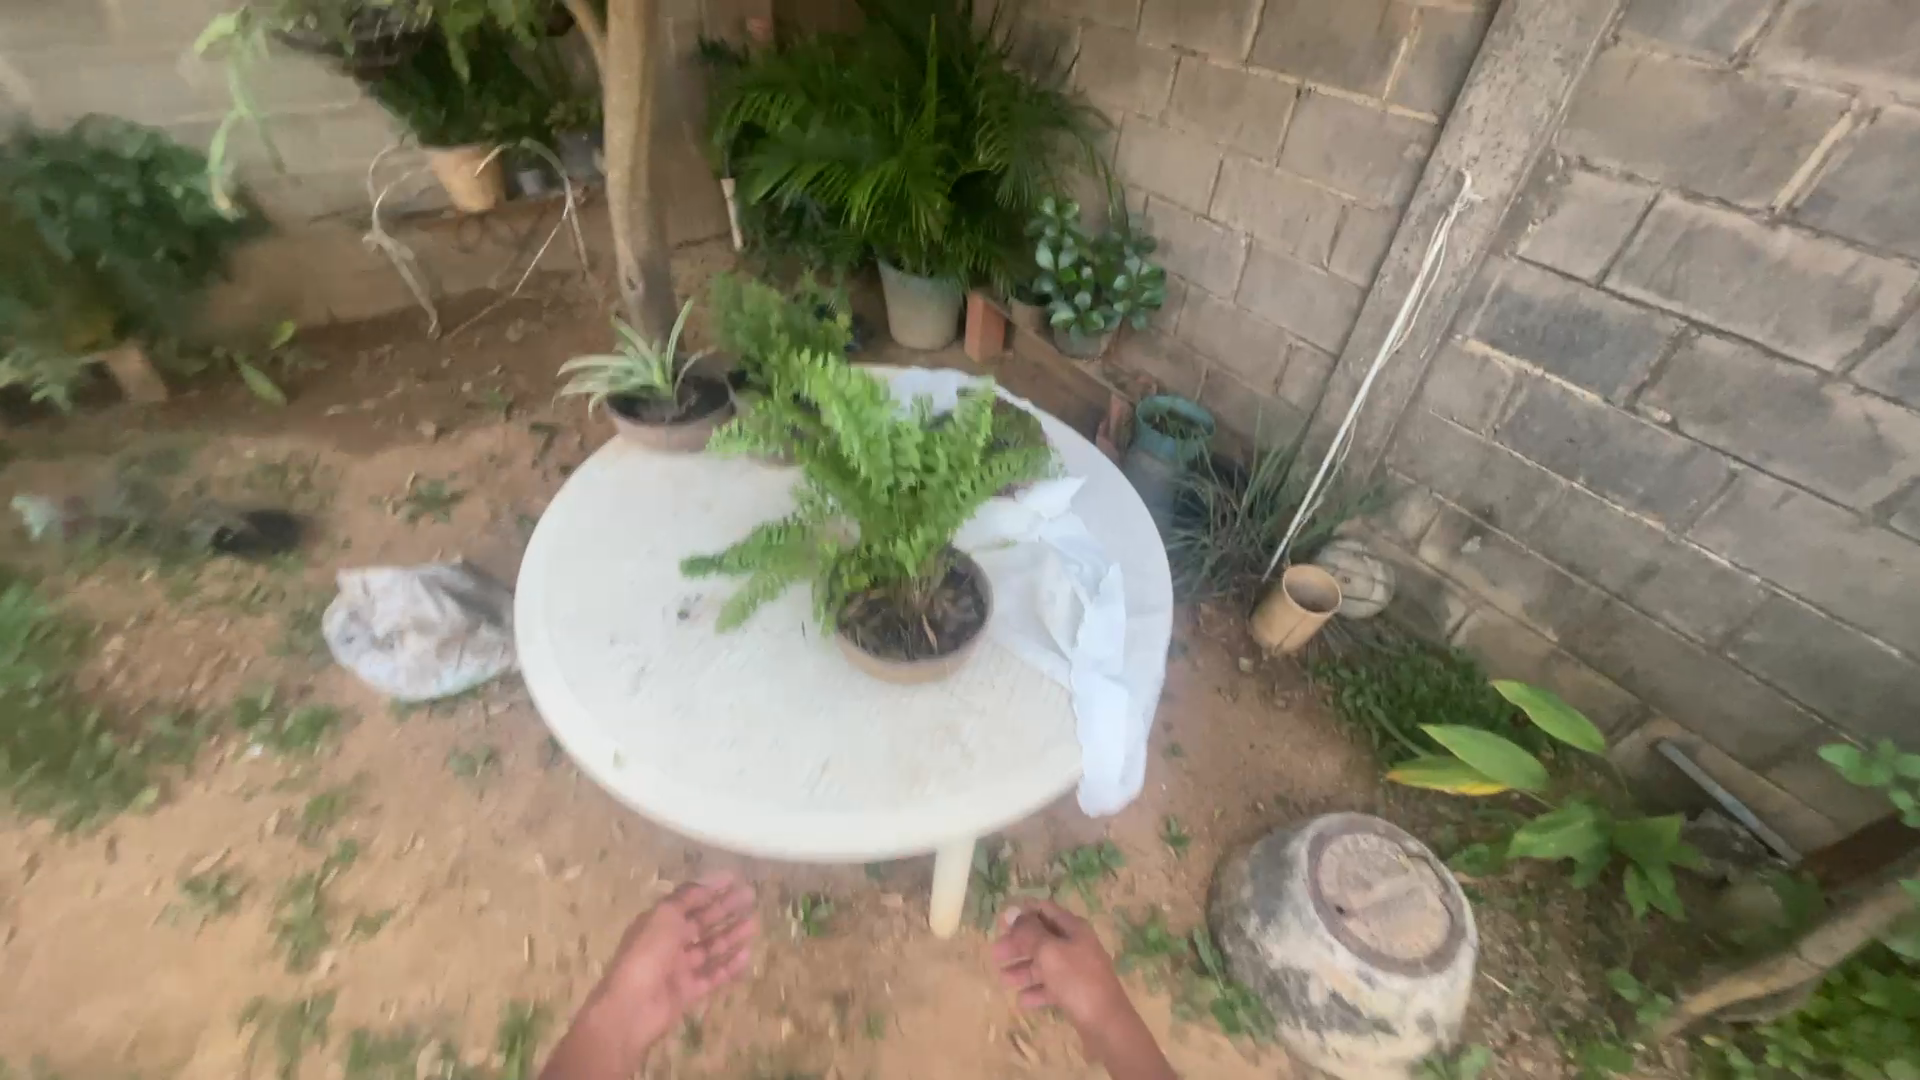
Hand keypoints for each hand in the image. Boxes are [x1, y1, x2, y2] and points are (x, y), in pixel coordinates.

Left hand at [542, 875, 757, 1079]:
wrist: (630, 1009)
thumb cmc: (647, 953)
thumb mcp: (665, 914)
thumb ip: (688, 897)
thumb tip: (708, 882)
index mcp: (659, 922)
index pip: (689, 900)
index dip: (710, 889)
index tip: (734, 878)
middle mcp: (668, 943)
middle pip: (702, 922)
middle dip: (725, 909)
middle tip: (751, 897)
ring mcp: (678, 969)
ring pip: (710, 948)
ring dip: (731, 936)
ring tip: (754, 924)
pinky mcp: (687, 993)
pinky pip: (712, 976)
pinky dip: (729, 966)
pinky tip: (747, 955)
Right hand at [991, 899, 1131, 1027]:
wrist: (1107, 1024)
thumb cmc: (1076, 980)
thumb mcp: (1049, 951)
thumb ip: (1029, 931)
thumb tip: (1013, 912)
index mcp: (1072, 928)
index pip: (1044, 910)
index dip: (1022, 913)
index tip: (1000, 923)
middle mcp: (1076, 944)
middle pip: (1041, 938)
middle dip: (1017, 945)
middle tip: (995, 955)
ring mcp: (1077, 970)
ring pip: (1044, 964)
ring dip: (1023, 969)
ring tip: (1003, 980)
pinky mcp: (1077, 993)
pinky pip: (1052, 986)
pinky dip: (1036, 990)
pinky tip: (1022, 1000)